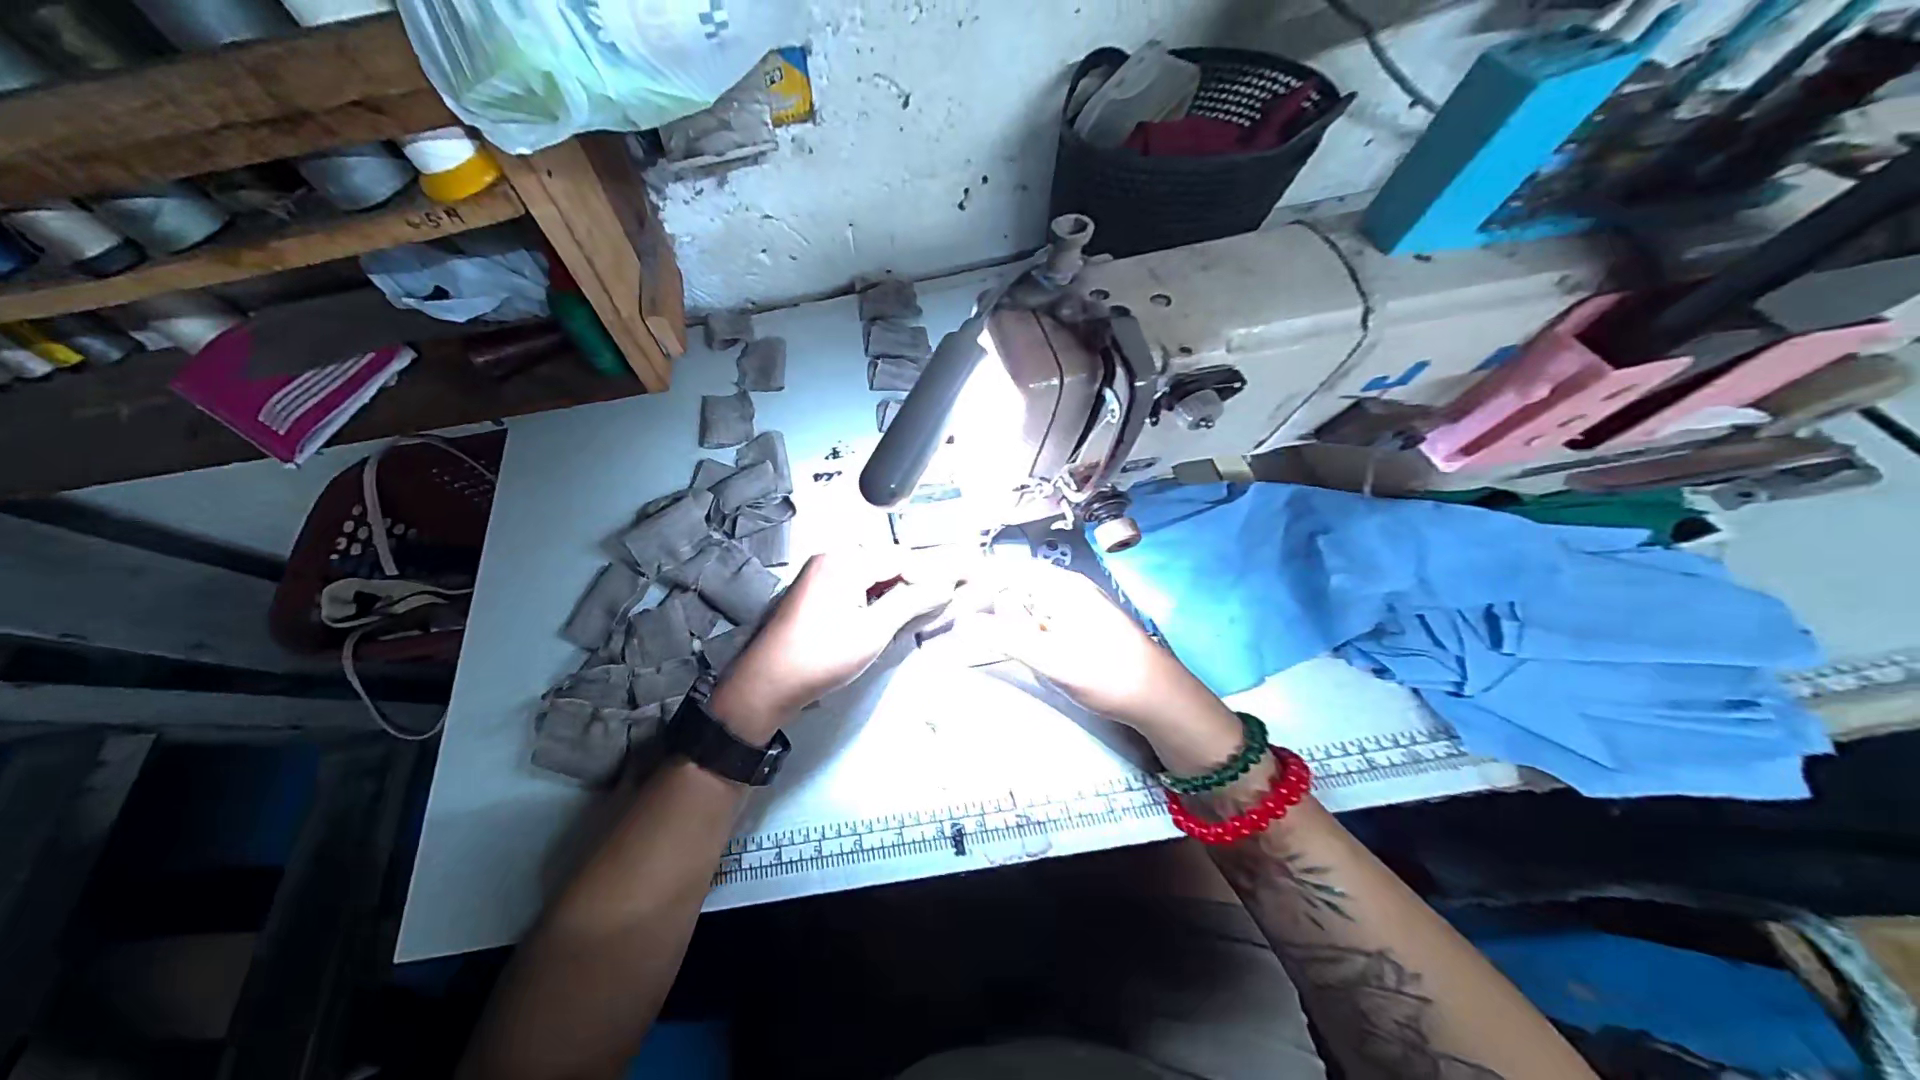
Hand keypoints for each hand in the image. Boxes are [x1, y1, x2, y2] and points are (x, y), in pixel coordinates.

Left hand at [709, 549, 962, 741]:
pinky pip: (860, 585)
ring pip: (876, 574)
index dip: (936, 572)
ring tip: (933, 602)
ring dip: (903, 588)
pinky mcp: (818, 593)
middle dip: (921, 578)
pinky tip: (898, 610)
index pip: (903, 558)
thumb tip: (946, 584)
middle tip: (954, 591)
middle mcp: (832, 558)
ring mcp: (822, 575)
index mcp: (844, 561)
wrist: (766, 685)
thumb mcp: (873, 631)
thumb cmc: (820, 657)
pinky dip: (882, 596)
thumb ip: (911, 602)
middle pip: (890, 562)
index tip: (965, 581)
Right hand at [970, 561, 1242, 772]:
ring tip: (981, 632)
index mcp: (1061, 586)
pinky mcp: (1082, 626)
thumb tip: (964, 621)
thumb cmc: (1105, 673)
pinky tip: (1016, 644)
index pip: (1006, 570)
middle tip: (962, 622)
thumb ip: (1005, 636)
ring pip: (1028, 602)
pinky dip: (1022, 627)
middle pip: (1015, 583)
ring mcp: (1077, 606)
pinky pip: (1041, 616)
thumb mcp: (1050, 657)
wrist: (1159, 698)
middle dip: (987, 599)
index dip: (975, 581)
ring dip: (1004, 615)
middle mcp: (1068, 588)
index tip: (949, 597)